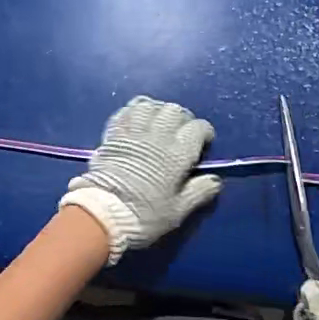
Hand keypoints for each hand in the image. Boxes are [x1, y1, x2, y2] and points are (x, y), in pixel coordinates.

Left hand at [60, 96, 221, 265]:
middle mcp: (157, 136)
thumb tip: (215, 180)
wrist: (104, 211)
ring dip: (156, 110)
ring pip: (149, 105)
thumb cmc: (144, 214)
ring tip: (157, 122)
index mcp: (178, 154)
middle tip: (180, 131)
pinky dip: (133, 111)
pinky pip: (125, 111)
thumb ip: (199, 192)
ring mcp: (133, 132)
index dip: (203, 132)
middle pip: (174, 110)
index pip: (198, 128)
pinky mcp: (113, 133)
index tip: (202, 142)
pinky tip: (136, 121)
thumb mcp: (178, 210)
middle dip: (181, 118)